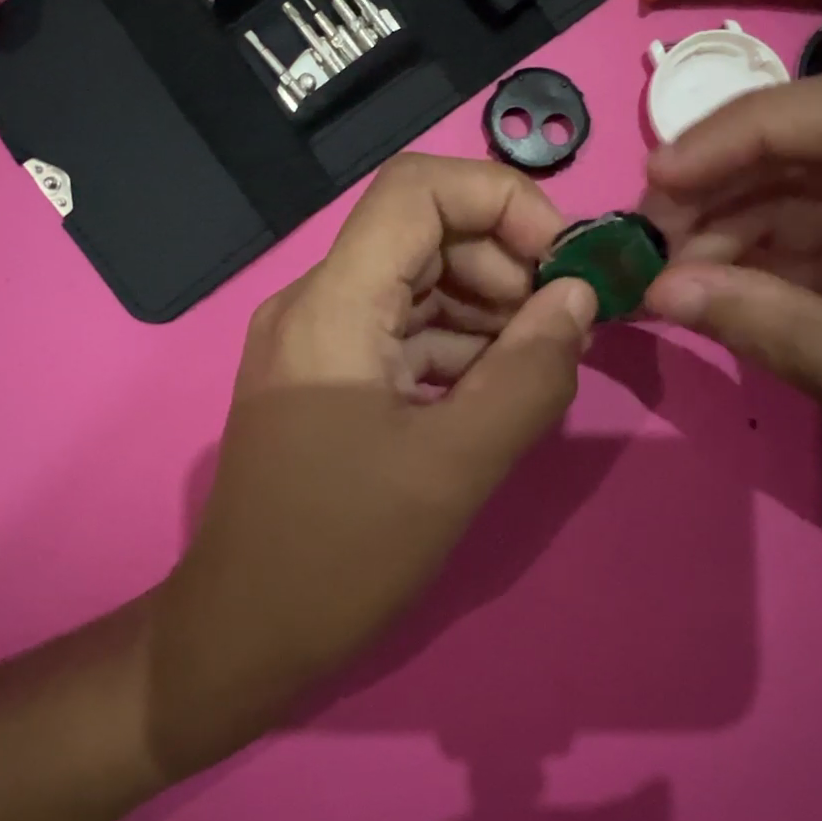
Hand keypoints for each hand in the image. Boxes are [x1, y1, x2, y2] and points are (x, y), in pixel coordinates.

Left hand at [148, 154, 596, 773]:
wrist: (243, 632)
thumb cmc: (340, 553)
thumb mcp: (454, 466)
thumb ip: (530, 373)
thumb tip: (579, 298)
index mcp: (333, 304)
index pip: (418, 188)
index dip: (503, 201)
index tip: (563, 264)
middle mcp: (317, 302)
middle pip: (424, 232)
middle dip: (505, 264)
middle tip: (564, 327)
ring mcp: (318, 340)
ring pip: (418, 282)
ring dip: (489, 308)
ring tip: (542, 365)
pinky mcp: (327, 377)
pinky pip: (403, 331)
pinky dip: (459, 346)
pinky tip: (499, 388)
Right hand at [638, 62, 821, 542]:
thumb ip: (788, 338)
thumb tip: (664, 290)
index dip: (756, 125)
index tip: (667, 177)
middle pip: (815, 135)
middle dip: (720, 172)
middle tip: (646, 236)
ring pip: (793, 186)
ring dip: (718, 220)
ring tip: (662, 278)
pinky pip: (796, 236)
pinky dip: (740, 258)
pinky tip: (701, 294)